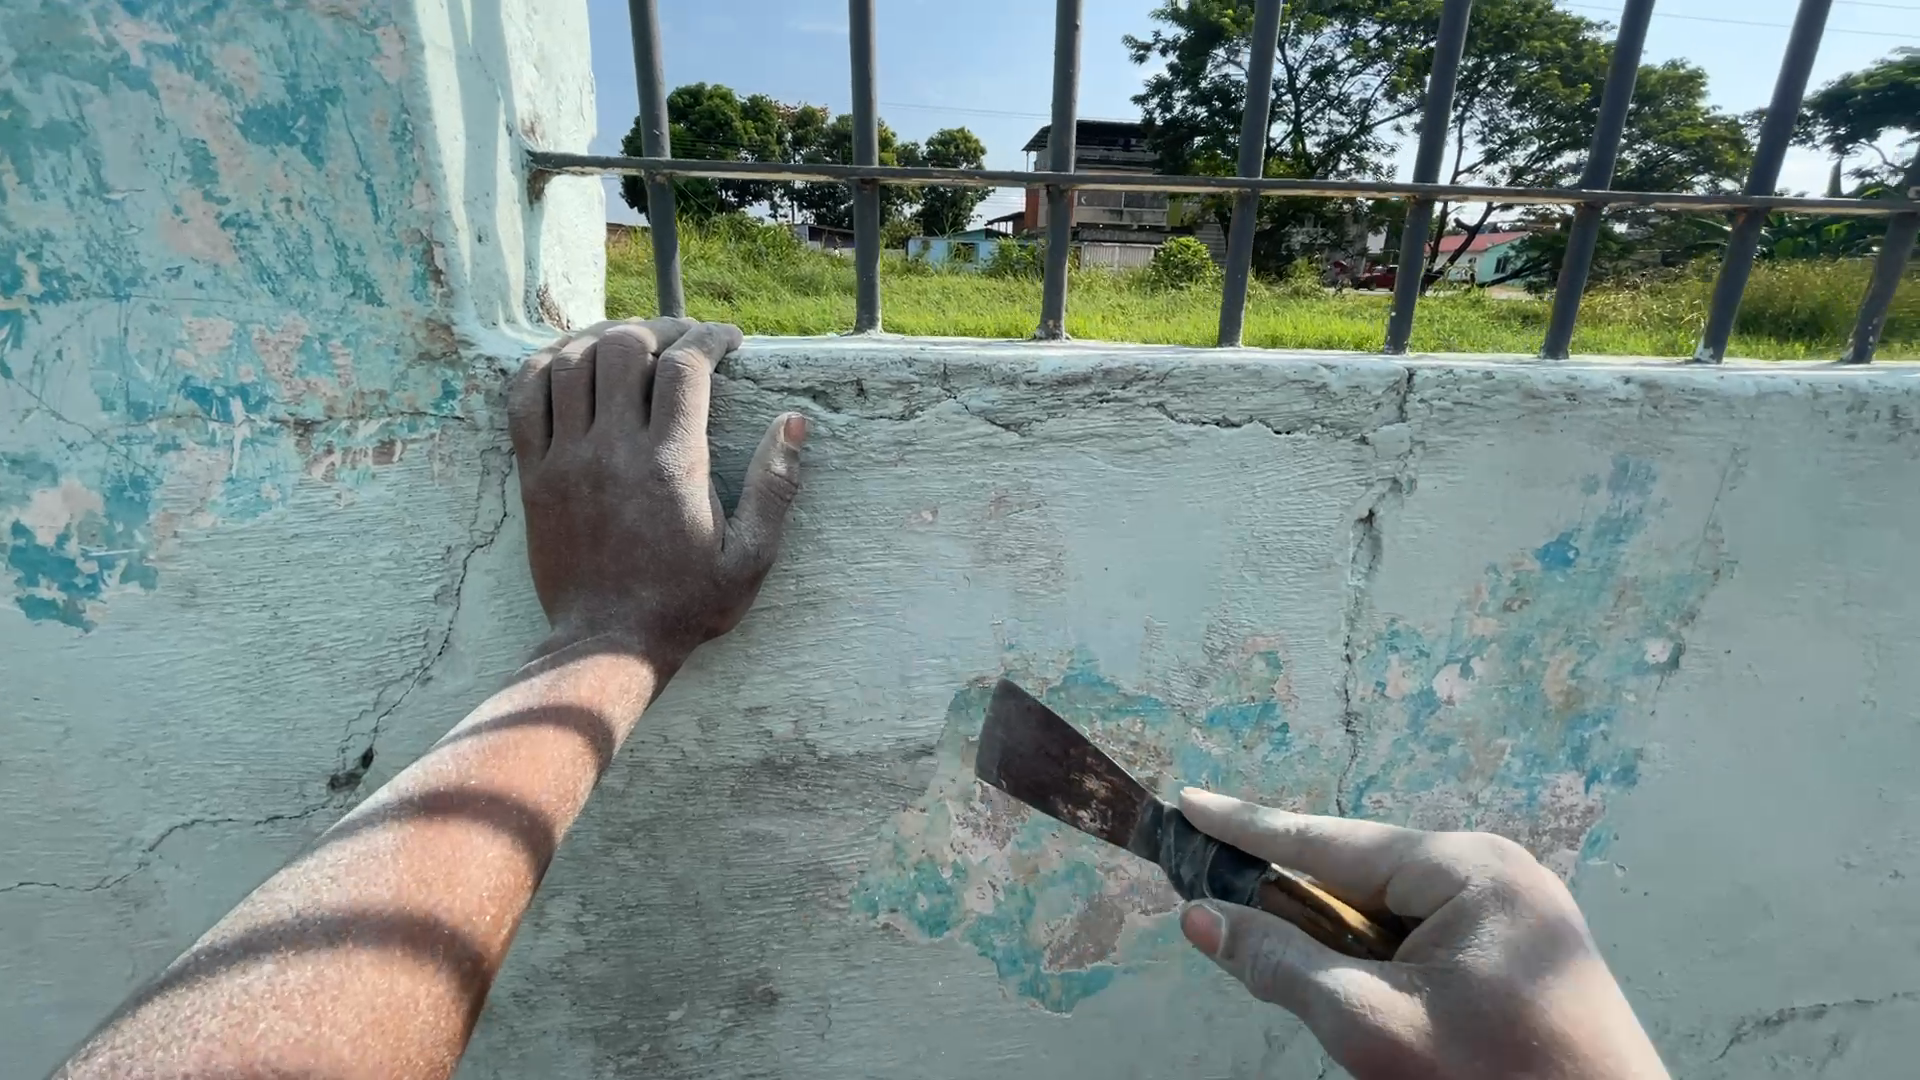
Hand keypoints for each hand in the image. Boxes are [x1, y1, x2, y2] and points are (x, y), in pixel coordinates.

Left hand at [506, 318, 805, 670]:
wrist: (609, 643)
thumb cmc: (688, 604)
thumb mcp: (752, 557)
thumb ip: (776, 487)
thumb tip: (795, 422)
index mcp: (673, 466)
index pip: (686, 368)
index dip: (711, 338)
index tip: (730, 339)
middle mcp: (614, 450)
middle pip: (625, 349)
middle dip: (661, 328)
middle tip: (685, 336)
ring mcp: (566, 459)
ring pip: (572, 362)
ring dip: (605, 337)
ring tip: (633, 340)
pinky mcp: (534, 475)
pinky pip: (524, 396)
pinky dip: (546, 364)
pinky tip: (571, 361)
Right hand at [1177, 789, 1668, 1079]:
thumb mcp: (1373, 1028)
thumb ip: (1279, 963)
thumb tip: (1197, 917)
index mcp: (1467, 869)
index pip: (1326, 840)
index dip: (1246, 825)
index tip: (1190, 803)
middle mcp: (1489, 869)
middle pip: (1354, 871)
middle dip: (1297, 897)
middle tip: (1229, 897)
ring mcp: (1507, 905)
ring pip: (1381, 903)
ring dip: (1337, 934)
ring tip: (1319, 972)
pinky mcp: (1510, 943)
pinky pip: (1412, 928)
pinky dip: (1372, 952)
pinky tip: (1366, 983)